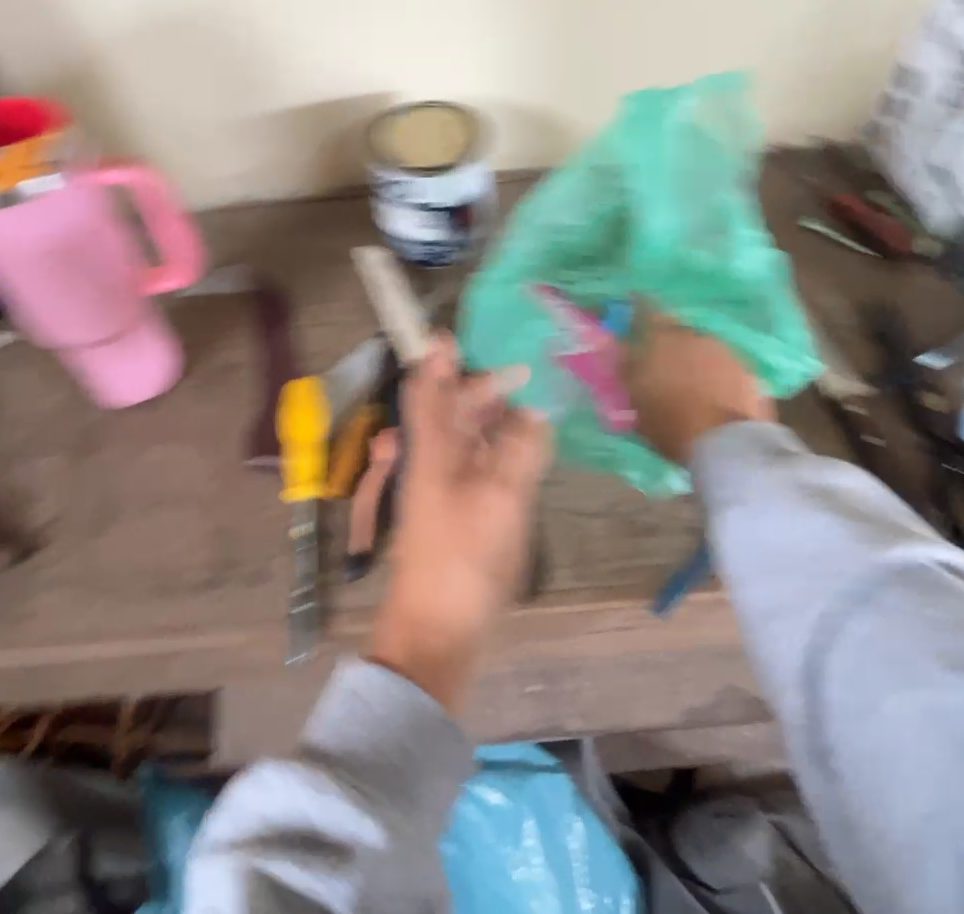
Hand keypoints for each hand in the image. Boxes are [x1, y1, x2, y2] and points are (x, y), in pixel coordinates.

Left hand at [368, 334, 552, 712]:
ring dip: (496, 418)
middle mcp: (434, 463)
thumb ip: (522, 448)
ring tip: (535, 402)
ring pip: (469, 440)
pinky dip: (502, 451)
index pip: (427, 391)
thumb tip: (536, 412)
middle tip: (525, 370)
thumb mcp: (502, 495)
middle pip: (452, 412)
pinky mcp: (461, 516)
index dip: (437, 361)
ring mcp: (446, 491)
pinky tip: (529, 450)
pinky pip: (481, 468)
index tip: (456, 333)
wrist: (439, 629)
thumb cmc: (464, 557)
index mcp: (431, 449)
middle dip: (483, 387)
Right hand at [624, 303, 773, 464]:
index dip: (637, 307)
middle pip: (674, 329)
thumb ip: (627, 368)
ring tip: (687, 380)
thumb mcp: (635, 398)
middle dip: (665, 340)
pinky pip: (722, 363)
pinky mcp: (746, 368)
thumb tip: (620, 348)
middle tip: (658, 359)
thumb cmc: (669, 422)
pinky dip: (713, 372)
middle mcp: (693, 334)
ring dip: (691, 357)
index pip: (644, 308)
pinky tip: (710, 391)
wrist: (726, 442)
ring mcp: (723, 349)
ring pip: (700, 345)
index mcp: (660, 338)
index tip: (631, 308)